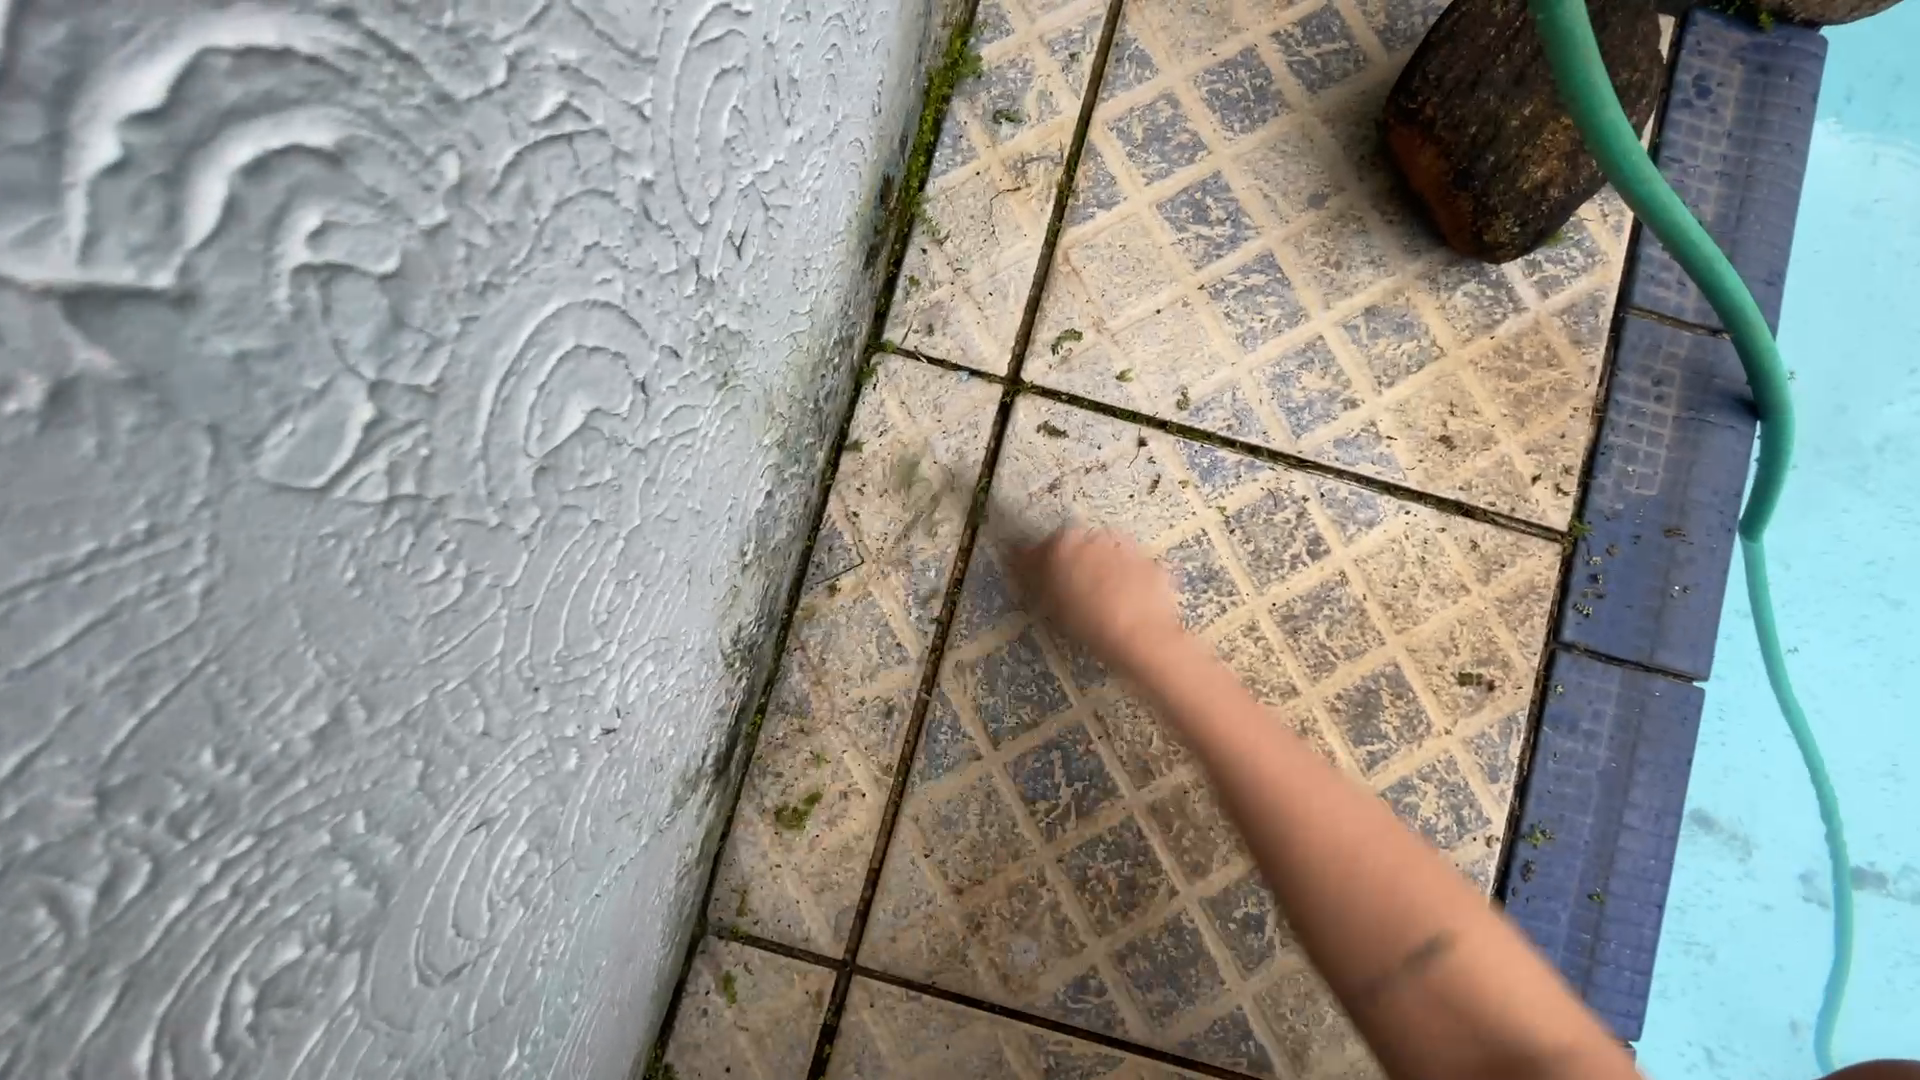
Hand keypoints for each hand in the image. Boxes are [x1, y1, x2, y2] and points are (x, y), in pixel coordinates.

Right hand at [1005, 526, 1186, 670]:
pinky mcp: (1150, 561)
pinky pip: (1131, 567)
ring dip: (1101, 568)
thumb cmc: (1088, 624)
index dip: (1036, 565)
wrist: (1142, 636)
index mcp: (1062, 545)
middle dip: (1072, 564)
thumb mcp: (1051, 605)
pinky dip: (1127, 578)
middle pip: (1075, 546)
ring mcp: (1125, 546)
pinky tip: (1127, 602)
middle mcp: (1093, 537)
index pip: (1039, 549)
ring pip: (1106, 554)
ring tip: (1104, 599)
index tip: (1036, 579)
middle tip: (1073, 591)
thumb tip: (1021, 562)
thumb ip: (1035, 577)